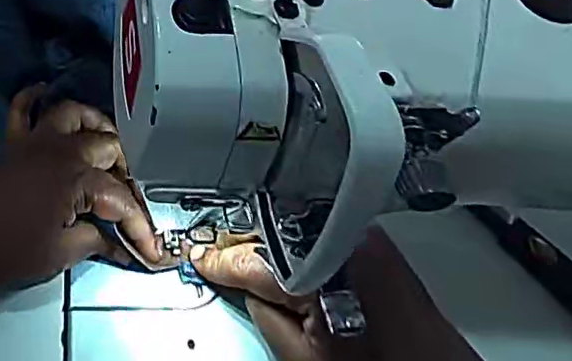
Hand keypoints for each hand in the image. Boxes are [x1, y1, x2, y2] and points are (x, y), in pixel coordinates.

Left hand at [0, 93, 162, 291]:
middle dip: (126, 170)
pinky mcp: (13, 142)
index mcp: (78, 176)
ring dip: (93, 123)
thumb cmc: (11, 251)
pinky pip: (23, 108)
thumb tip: (116, 244)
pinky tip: (43, 91)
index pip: (120, 196)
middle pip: (106, 146)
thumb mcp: (62, 254)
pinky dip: (33, 96)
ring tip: (107, 142)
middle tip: (131, 198)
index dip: (139, 224)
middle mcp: (61, 148)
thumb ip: (94, 240)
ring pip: (72, 114)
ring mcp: (35, 140)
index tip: (150, 249)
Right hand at [193, 238, 358, 360]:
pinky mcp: (373, 236)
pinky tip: (293, 263)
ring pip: (293, 225)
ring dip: (271, 242)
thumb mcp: (306, 360)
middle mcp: (338, 236)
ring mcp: (358, 231)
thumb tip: (242, 285)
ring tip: (254, 264)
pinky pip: (320, 228)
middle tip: (219, 260)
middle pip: (269, 232)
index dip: (217, 259)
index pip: (248, 257)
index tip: (199, 256)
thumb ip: (264, 315)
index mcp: (316, 265)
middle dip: (244, 247)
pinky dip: (301, 242)